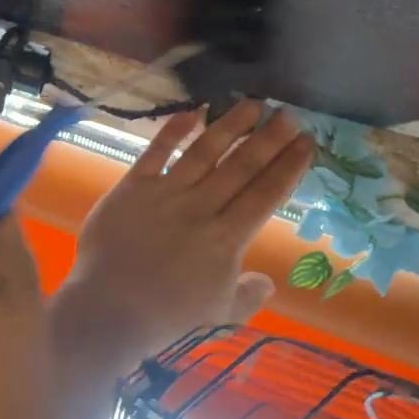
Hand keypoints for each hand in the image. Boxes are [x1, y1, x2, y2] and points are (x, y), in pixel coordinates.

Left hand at [53, 102, 313, 382]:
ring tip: (252, 104)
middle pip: (241, 167)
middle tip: (289, 114)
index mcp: (227, 239)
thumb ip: (246, 295)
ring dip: (230, 126)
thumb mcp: (219, 313)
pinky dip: (174, 129)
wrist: (112, 304)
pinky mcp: (134, 183)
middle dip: (268, 139)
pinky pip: (157, 150)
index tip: (307, 143)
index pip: (265, 195)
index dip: (288, 167)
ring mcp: (166, 192)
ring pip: (205, 152)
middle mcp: (201, 208)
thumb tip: (268, 280)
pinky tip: (194, 110)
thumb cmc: (168, 314)